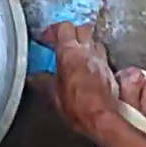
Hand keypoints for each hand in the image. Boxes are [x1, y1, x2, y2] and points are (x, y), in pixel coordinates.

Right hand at [34, 22, 118, 139]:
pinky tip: (87, 67)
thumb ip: (43, 81)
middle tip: (62, 41)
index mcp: (69, 52)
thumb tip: (35, 77)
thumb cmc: (76, 106)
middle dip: (72, 32)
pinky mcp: (110, 71)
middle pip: (82, 28)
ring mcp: (101, 60)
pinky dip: (93, 56)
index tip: (46, 38)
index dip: (54, 30)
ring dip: (85, 43)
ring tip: (76, 53)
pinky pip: (101, 56)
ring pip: (94, 41)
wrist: (102, 119)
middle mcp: (87, 52)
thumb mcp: (52, 94)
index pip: (64, 28)